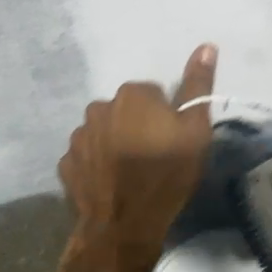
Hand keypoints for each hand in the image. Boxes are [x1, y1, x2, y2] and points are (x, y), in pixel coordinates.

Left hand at [57, 43, 217, 271]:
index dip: (167, 118)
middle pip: (126, 111)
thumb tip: (206, 45)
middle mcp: (99, 107)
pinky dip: (96, 165)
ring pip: (104, 132)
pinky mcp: (66, 164)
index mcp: (131, 94)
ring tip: (131, 174)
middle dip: (138, 127)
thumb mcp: (195, 130)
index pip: (154, 95)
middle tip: (154, 158)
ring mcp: (78, 136)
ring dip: (115, 144)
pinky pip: (86, 157)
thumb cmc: (166, 174)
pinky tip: (110, 184)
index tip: (172, 141)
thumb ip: (198, 85)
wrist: (124, 226)